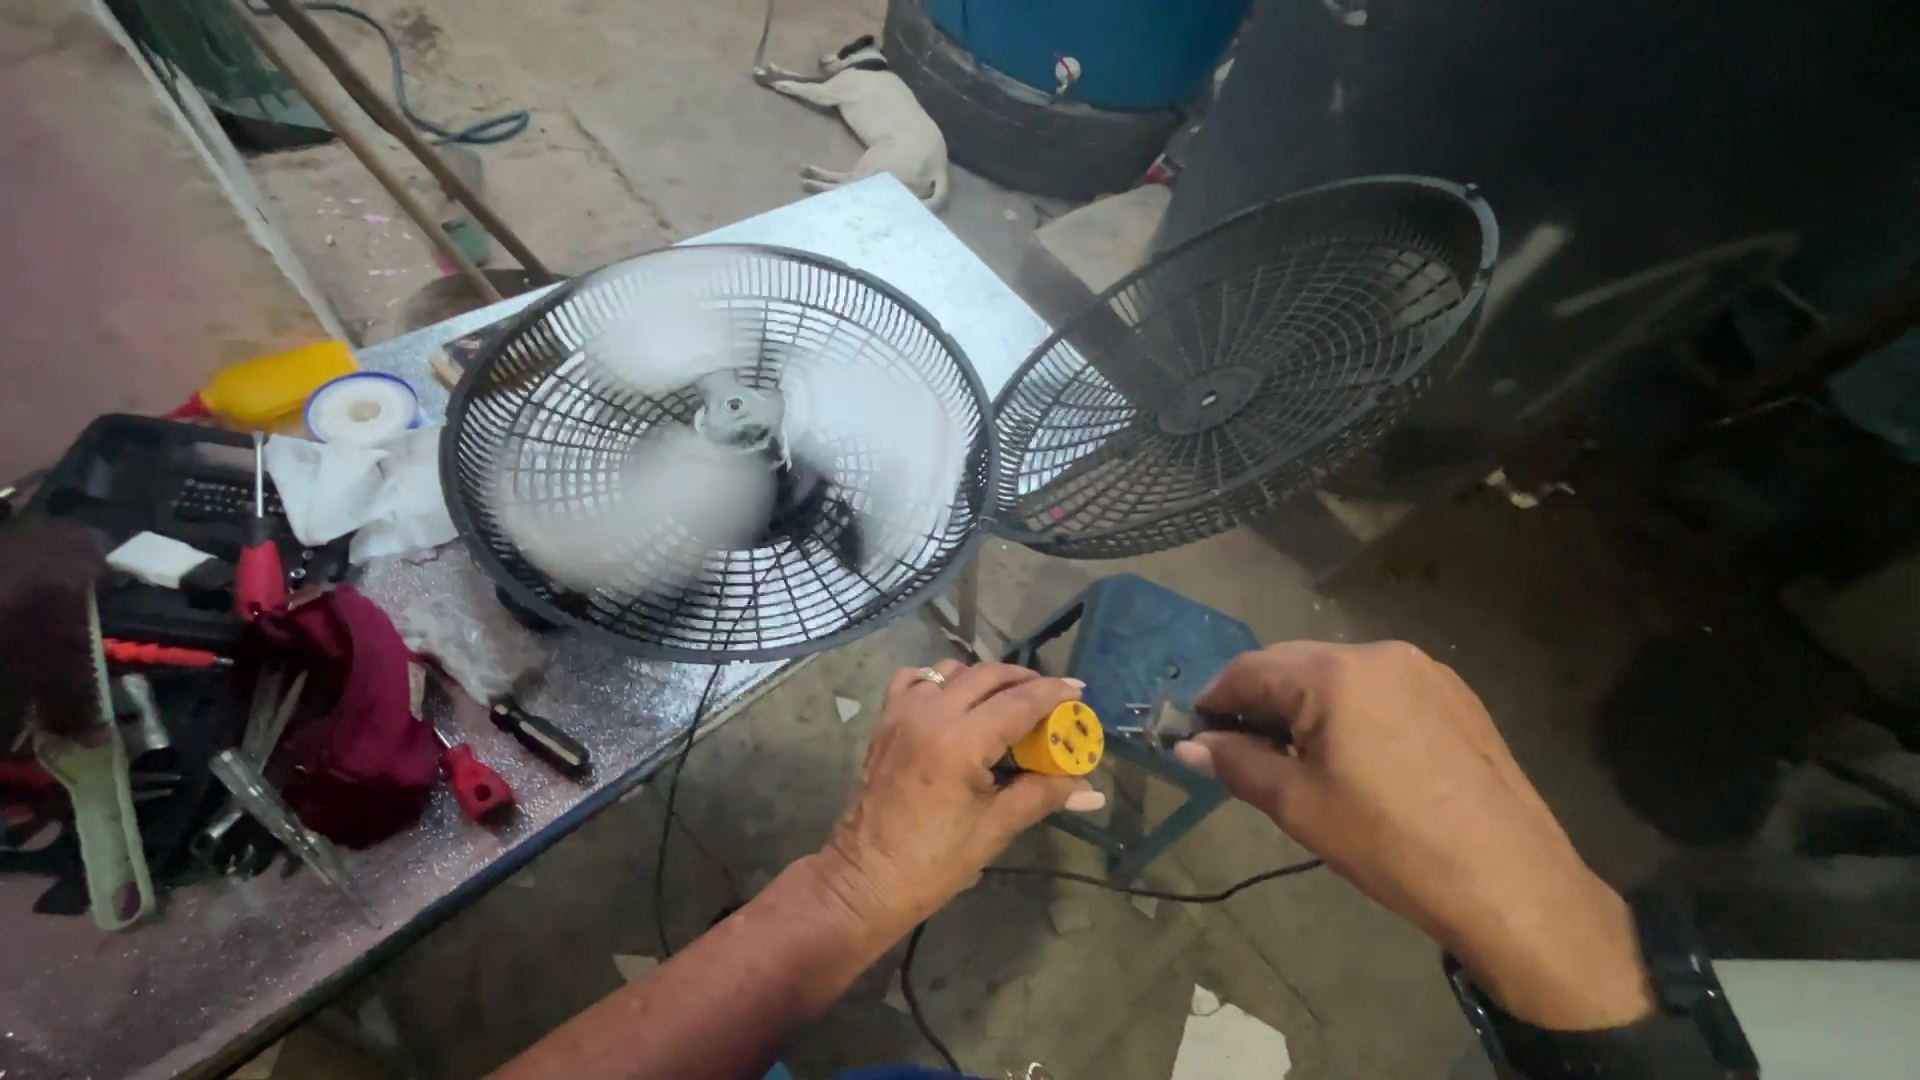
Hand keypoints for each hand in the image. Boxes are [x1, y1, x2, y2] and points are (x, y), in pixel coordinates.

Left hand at [817, 660, 1104, 933]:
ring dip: (985, 679)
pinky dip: (941, 681)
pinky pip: (916, 679)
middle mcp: (931, 713)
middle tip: (1051, 699)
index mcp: (961, 740)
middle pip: (989, 675)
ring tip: (1008, 702)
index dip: (1053, 693)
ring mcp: (903, 711)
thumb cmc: (934, 861)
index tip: (1079, 690)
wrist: (866, 879)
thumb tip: (1094, 793)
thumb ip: (1045, 794)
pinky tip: (956, 702)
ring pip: (953, 671)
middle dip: (1025, 681)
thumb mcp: (996, 827)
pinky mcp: (886, 719)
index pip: (1019, 701)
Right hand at [1173, 641, 1653, 1030]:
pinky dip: (1349, 708)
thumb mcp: (1297, 804)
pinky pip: (1379, 686)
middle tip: (1243, 748)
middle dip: (1260, 700)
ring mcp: (1424, 671)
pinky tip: (1354, 754)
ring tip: (1298, 755)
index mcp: (1334, 673)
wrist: (1513, 885)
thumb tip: (1187, 746)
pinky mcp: (1456, 695)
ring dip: (1304, 703)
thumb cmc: (1389, 842)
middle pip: (1293, 663)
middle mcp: (1378, 653)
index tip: (1199, 733)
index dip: (1215, 699)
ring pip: (1337, 673)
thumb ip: (1234, 763)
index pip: (1249, 669)